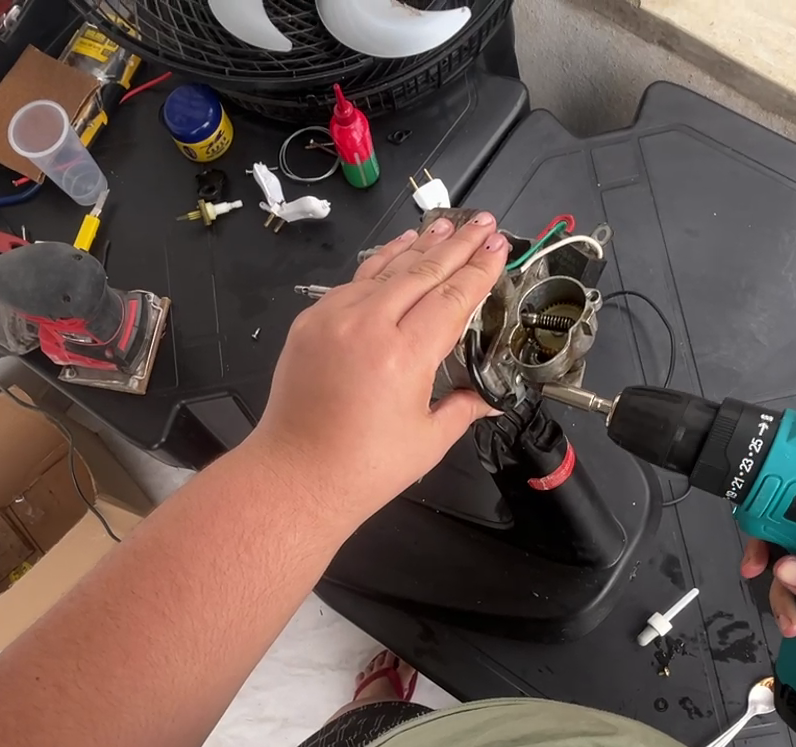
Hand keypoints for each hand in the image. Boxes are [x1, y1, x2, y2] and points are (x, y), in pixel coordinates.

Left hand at [244, 212, 508, 525]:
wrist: (296, 474)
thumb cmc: (365, 467)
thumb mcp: (428, 440)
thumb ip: (464, 408)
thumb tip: (493, 398)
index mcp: (403, 356)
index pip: (452, 298)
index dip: (479, 270)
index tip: (499, 246)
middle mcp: (367, 325)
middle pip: (422, 271)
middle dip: (457, 244)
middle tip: (483, 222)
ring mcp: (333, 318)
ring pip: (384, 268)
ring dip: (419, 245)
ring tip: (446, 225)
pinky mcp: (310, 322)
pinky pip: (353, 282)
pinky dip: (380, 264)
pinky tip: (397, 252)